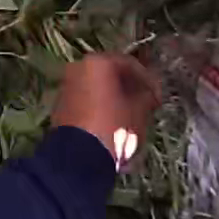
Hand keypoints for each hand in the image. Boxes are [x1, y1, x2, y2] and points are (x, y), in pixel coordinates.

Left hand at [51, 53, 161, 168]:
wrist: (79, 156)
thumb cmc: (113, 127)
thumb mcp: (138, 112)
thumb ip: (146, 96)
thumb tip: (148, 93)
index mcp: (97, 62)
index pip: (128, 64)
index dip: (147, 79)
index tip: (158, 97)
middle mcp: (79, 67)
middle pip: (110, 73)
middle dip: (130, 87)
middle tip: (146, 103)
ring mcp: (67, 84)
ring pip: (97, 86)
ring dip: (115, 97)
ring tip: (132, 114)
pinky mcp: (61, 103)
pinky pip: (86, 98)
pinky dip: (100, 105)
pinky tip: (113, 121)